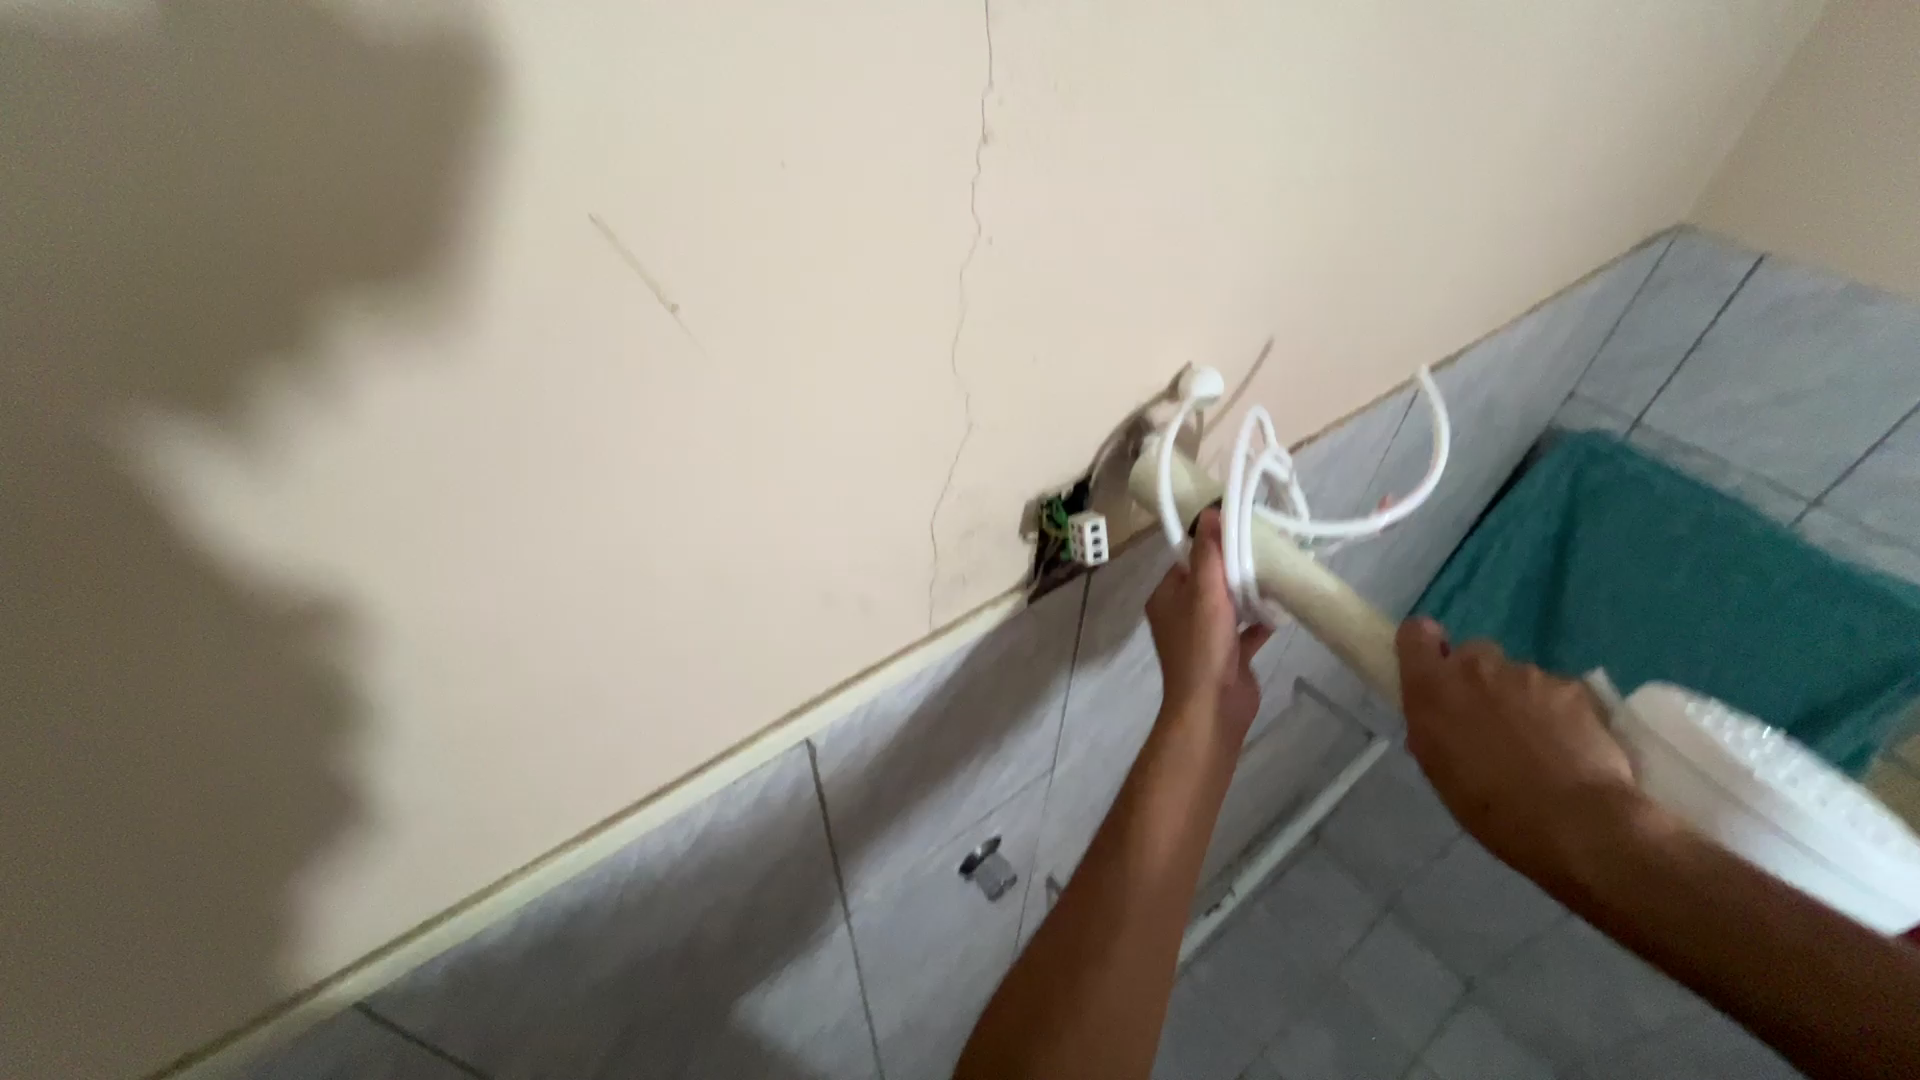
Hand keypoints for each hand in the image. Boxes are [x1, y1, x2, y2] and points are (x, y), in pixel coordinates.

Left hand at [1146, 510, 1274, 740]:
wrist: (1212, 707)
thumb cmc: (1203, 646)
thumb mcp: (1204, 593)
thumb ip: (1209, 553)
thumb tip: (1210, 511)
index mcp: (1166, 598)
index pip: (1187, 561)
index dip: (1211, 545)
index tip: (1240, 530)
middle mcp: (1180, 615)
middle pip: (1210, 582)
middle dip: (1235, 568)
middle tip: (1266, 549)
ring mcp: (1204, 637)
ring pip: (1230, 605)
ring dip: (1251, 593)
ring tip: (1278, 572)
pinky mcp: (1227, 655)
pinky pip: (1246, 630)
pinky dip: (1261, 620)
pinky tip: (1283, 608)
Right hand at [1396, 618, 1647, 884]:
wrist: (1575, 821)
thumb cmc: (1488, 805)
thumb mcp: (1436, 765)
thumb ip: (1433, 724)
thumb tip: (1441, 715)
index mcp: (1432, 687)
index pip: (1416, 632)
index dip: (1424, 645)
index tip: (1432, 667)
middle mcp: (1475, 668)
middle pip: (1473, 653)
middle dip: (1478, 678)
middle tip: (1490, 718)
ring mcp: (1528, 674)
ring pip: (1519, 675)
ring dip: (1521, 698)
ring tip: (1539, 743)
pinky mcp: (1574, 688)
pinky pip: (1558, 691)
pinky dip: (1560, 712)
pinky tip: (1570, 747)